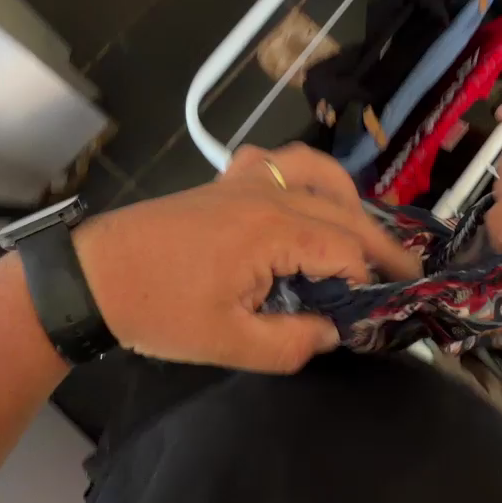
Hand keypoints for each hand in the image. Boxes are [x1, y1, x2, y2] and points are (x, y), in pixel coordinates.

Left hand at [75, 144, 420, 372]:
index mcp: (272, 230)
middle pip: (342, 209)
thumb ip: (291, 342)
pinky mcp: (226, 181)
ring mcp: (245, 180)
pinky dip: (304, 173)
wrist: (93, 276)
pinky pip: (278, 160)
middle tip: (407, 271)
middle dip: (380, 240)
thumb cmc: (158, 310)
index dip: (370, 279)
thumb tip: (334, 331)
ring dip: (348, 198)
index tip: (387, 307)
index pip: (343, 248)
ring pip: (316, 170)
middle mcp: (268, 193)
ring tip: (364, 229)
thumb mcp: (227, 341)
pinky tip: (305, 195)